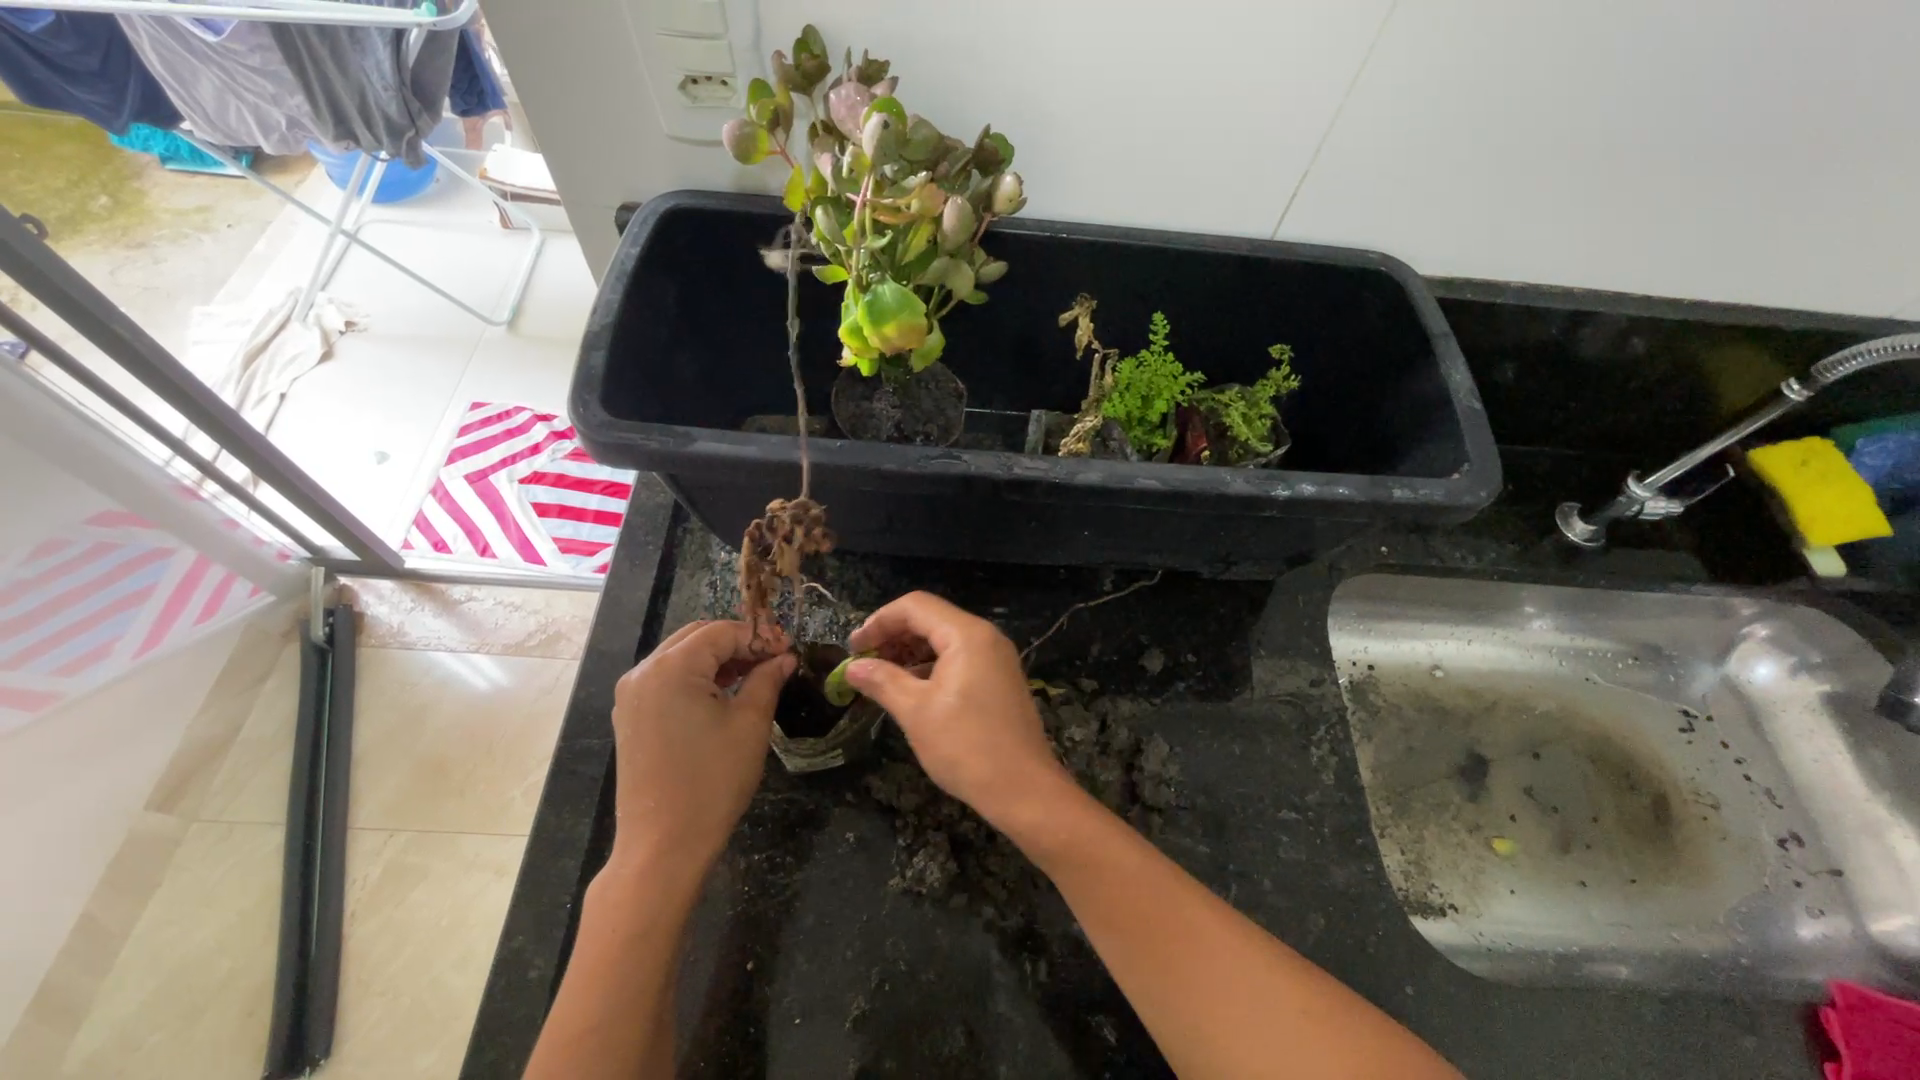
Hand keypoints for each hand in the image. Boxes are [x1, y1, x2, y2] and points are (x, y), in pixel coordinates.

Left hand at [608, 620, 794, 868]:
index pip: (721, 631)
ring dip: (717, 659)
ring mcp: (631, 696)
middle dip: (737, 642)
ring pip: (680, 657)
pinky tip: (724, 694)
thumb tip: (784, 658)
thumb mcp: (749, 725)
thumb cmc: (713, 781)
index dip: (759, 636)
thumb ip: (767, 680)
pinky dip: (697, 678)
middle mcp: (643, 672)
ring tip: (755, 674)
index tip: (791, 648)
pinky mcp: (630, 718)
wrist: (663, 844)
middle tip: (775, 658)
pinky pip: (667, 681)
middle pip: (696, 637)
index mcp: (671, 668)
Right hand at [845, 592, 1074, 828]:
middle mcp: (986, 638)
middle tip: (863, 663)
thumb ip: (882, 681)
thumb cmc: (967, 747)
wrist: (1024, 789)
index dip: (879, 622)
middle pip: (931, 619)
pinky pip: (959, 659)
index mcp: (967, 635)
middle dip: (893, 636)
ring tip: (881, 678)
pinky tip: (910, 691)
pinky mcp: (999, 680)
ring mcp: (996, 659)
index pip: (915, 606)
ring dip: (910, 653)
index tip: (853, 649)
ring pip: (944, 640)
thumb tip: (852, 668)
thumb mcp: (916, 712)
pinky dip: (930, 668)